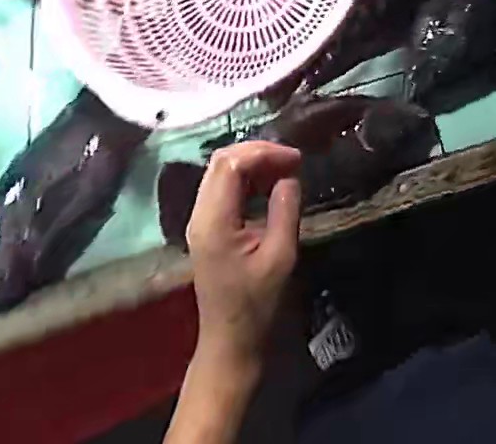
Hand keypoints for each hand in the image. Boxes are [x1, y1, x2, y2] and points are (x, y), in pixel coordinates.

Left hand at [185, 140, 302, 372]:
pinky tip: (270, 182)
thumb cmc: (257, 304)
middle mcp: (200, 213)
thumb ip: (285, 210)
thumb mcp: (280, 257)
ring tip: (285, 167)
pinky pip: (223, 186)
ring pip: (221, 170)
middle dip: (258, 152)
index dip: (263, 152)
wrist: (230, 342)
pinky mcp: (206, 224)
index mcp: (214, 220)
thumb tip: (289, 175)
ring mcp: (200, 218)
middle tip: (291, 159)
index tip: (295, 158)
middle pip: (222, 161)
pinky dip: (246, 177)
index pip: (231, 164)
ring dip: (252, 162)